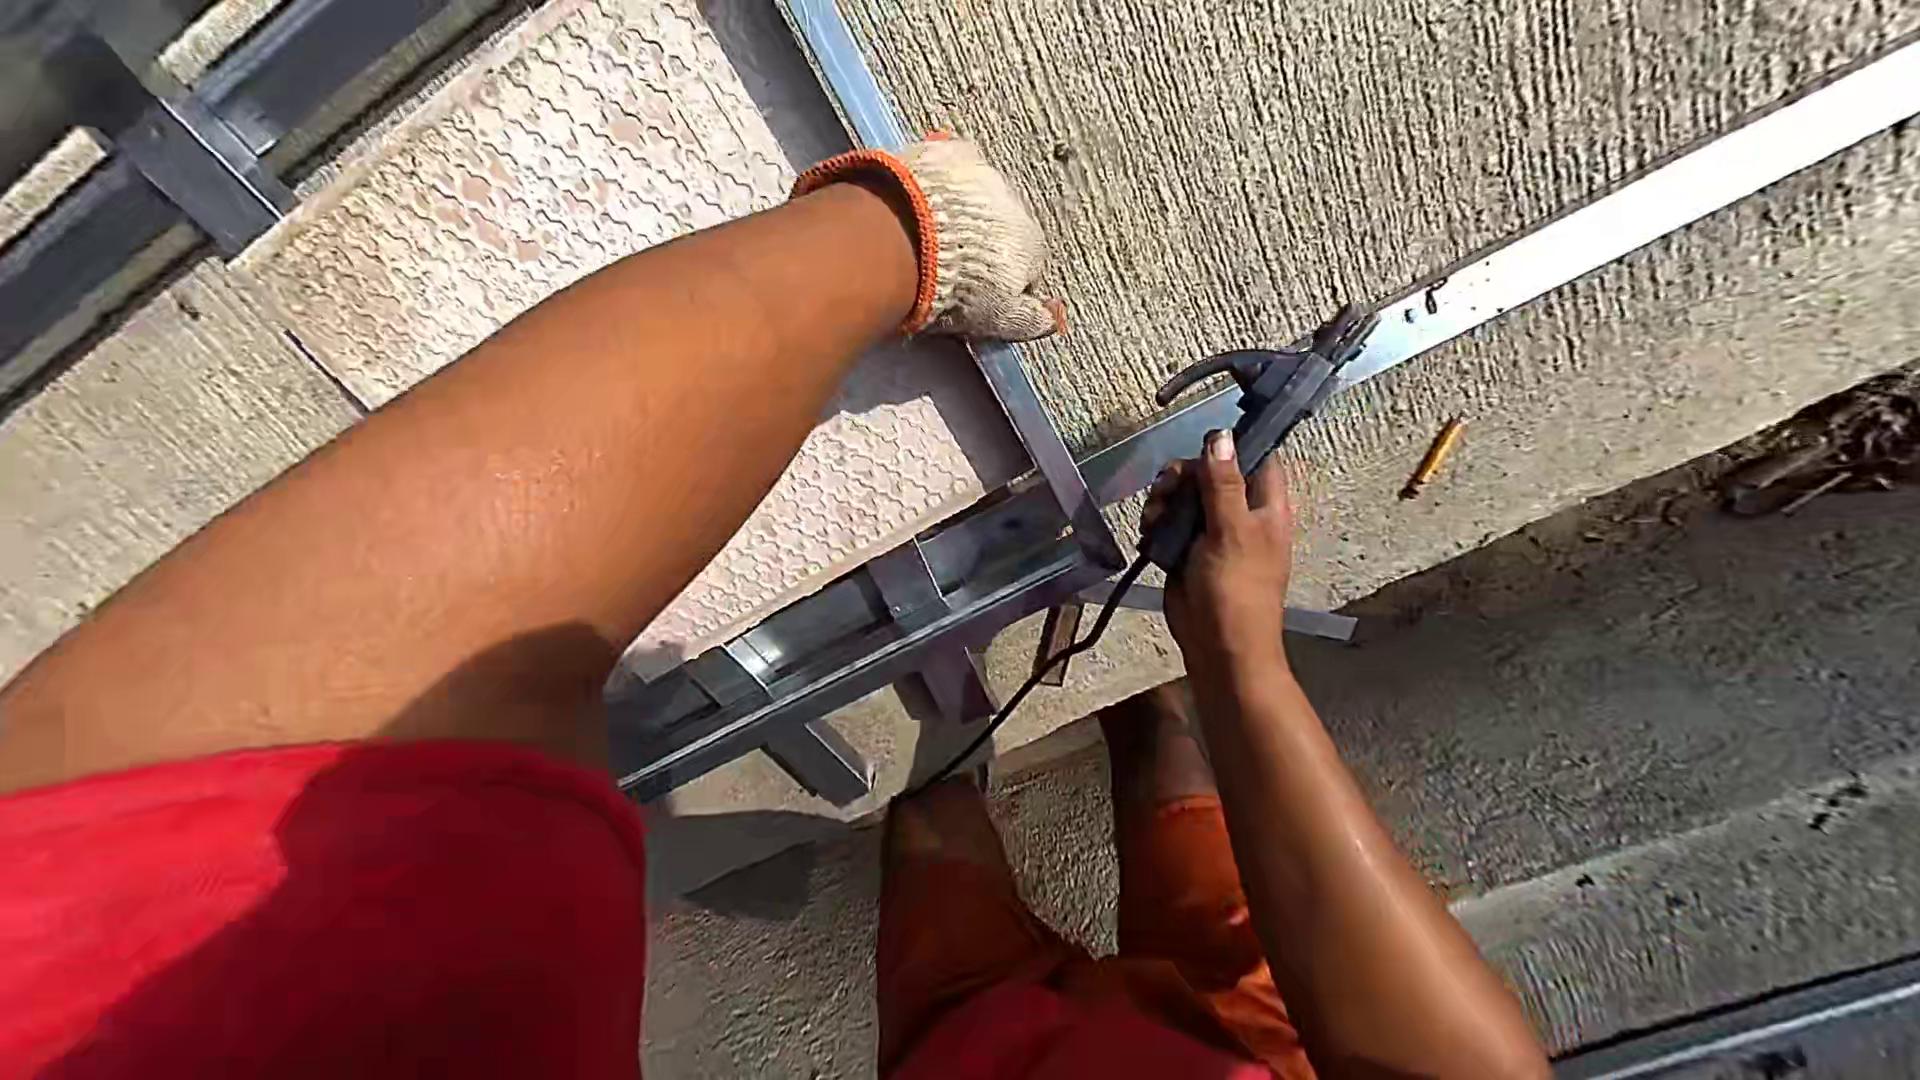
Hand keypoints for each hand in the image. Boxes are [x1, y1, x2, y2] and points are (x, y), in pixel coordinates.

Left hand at [791, 137, 1064, 340]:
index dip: (1002, 283)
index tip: (977, 293)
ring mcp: (980, 174)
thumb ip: (1028, 319)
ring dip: (961, 212)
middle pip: (1004, 228)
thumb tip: (1052, 322)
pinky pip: (947, 166)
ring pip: (977, 196)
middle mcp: (1016, 204)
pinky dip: (938, 181)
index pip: (1028, 267)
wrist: (909, 241)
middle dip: (983, 245)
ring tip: (930, 234)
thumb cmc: (957, 288)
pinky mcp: (945, 152)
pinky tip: (919, 200)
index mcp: (1032, 245)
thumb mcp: (998, 317)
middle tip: (950, 267)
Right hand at [1142, 430, 1292, 672]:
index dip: (1231, 446)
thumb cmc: (1236, 588)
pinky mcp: (1185, 549)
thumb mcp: (1231, 531)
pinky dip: (1155, 524)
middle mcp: (1239, 513)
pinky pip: (1168, 523)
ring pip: (1183, 497)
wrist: (1217, 643)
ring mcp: (1211, 532)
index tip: (1199, 446)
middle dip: (1182, 477)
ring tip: (1153, 519)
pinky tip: (1149, 535)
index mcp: (1264, 505)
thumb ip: (1223, 484)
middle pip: (1208, 474)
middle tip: (1165, 490)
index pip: (1255, 457)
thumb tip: (1221, 436)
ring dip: (1163, 501)